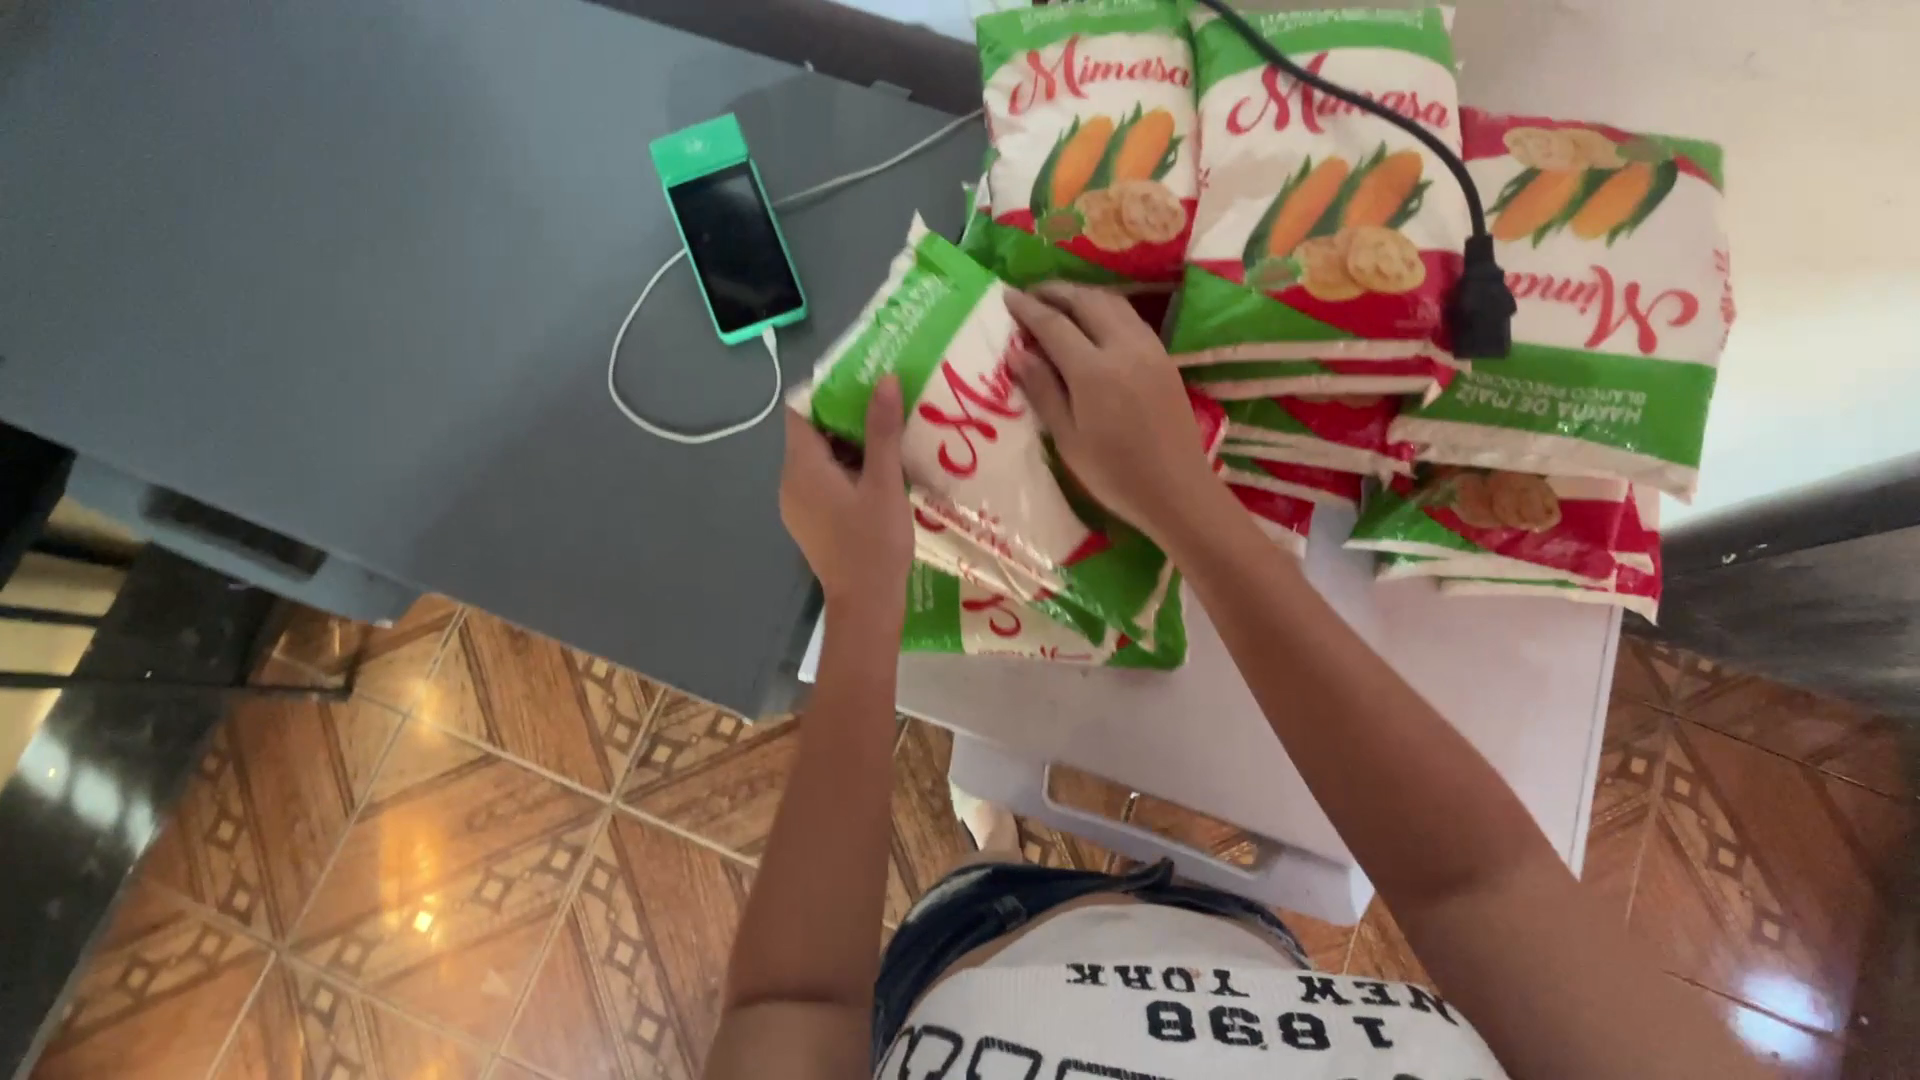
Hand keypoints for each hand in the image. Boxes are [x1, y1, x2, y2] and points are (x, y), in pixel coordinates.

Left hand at [780, 377, 912, 624]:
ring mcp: (798, 505)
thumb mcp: (884, 482)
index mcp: (801, 468)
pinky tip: (880, 474)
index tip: (862, 382)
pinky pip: (824, 483)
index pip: (799, 412)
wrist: (866, 605)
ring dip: (850, 446)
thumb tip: (886, 379)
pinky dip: (847, 471)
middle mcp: (790, 482)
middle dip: (846, 418)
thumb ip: (882, 430)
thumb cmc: (874, 543)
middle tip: (885, 405)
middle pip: (811, 434)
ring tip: (889, 435)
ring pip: (820, 460)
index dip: (827, 393)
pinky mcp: (811, 522)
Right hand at [1004, 283, 1228, 546]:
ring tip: (1060, 303)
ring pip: (1113, 303)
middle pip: (1086, 301)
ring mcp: (1149, 349)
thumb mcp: (1067, 439)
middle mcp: (1123, 348)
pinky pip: (1131, 318)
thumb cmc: (1114, 474)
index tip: (1006, 296)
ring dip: (1083, 295)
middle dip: (1055, 292)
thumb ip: (1043, 390)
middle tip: (1030, 294)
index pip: (1053, 324)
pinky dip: (1106, 308)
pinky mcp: (1165, 357)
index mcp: (1093, 371)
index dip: (1027, 308)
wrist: (1176, 490)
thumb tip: (1017, 352)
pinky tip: (1094, 321)